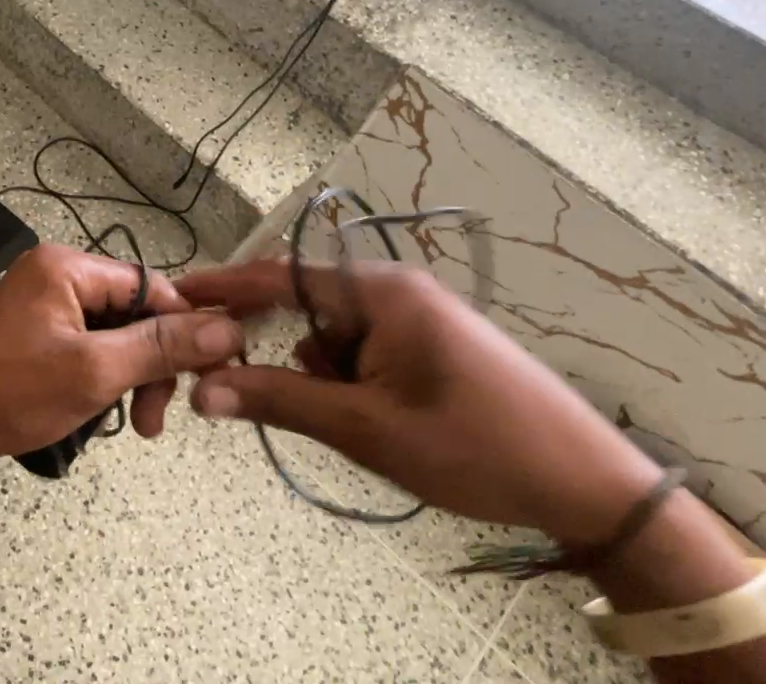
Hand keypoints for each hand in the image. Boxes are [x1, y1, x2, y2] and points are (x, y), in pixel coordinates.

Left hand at [0, 244, 245, 469]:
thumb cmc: (8, 393)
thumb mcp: (94, 372)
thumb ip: (161, 348)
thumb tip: (227, 328)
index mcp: (66, 267)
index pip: (151, 286)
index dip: (184, 329)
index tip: (205, 377)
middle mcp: (53, 274)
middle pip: (132, 312)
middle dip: (150, 365)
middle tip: (152, 419)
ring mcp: (38, 303)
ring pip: (110, 334)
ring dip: (127, 377)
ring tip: (130, 424)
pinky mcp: (29, 332)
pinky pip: (83, 346)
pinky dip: (99, 378)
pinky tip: (97, 411)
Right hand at [177, 258, 663, 545]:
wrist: (593, 488)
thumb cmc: (477, 448)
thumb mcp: (365, 428)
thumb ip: (278, 400)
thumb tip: (201, 392)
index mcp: (379, 292)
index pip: (277, 276)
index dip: (221, 287)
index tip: (173, 295)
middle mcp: (393, 290)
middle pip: (300, 304)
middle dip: (272, 345)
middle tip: (231, 376)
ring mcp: (414, 315)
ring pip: (329, 334)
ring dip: (316, 372)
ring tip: (347, 421)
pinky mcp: (427, 343)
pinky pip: (359, 349)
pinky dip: (346, 379)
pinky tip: (370, 419)